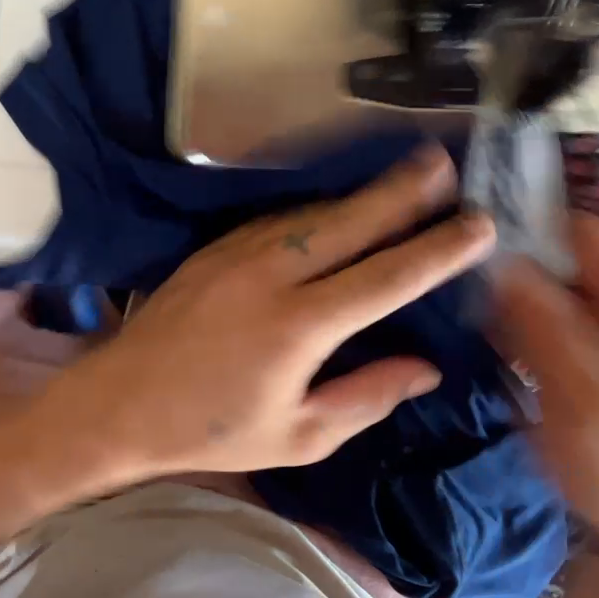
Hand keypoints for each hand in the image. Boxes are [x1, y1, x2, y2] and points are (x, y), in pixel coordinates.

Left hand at [29, 144, 495, 478]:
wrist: (119, 401)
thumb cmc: (210, 429)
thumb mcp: (298, 434)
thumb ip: (366, 397)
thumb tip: (426, 366)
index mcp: (297, 327)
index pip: (384, 278)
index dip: (435, 250)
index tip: (478, 224)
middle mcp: (267, 277)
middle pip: (347, 223)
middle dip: (401, 192)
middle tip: (446, 163)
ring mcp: (232, 257)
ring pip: (308, 215)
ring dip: (357, 196)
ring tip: (404, 178)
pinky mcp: (208, 252)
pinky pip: (272, 222)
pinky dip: (311, 212)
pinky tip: (333, 209)